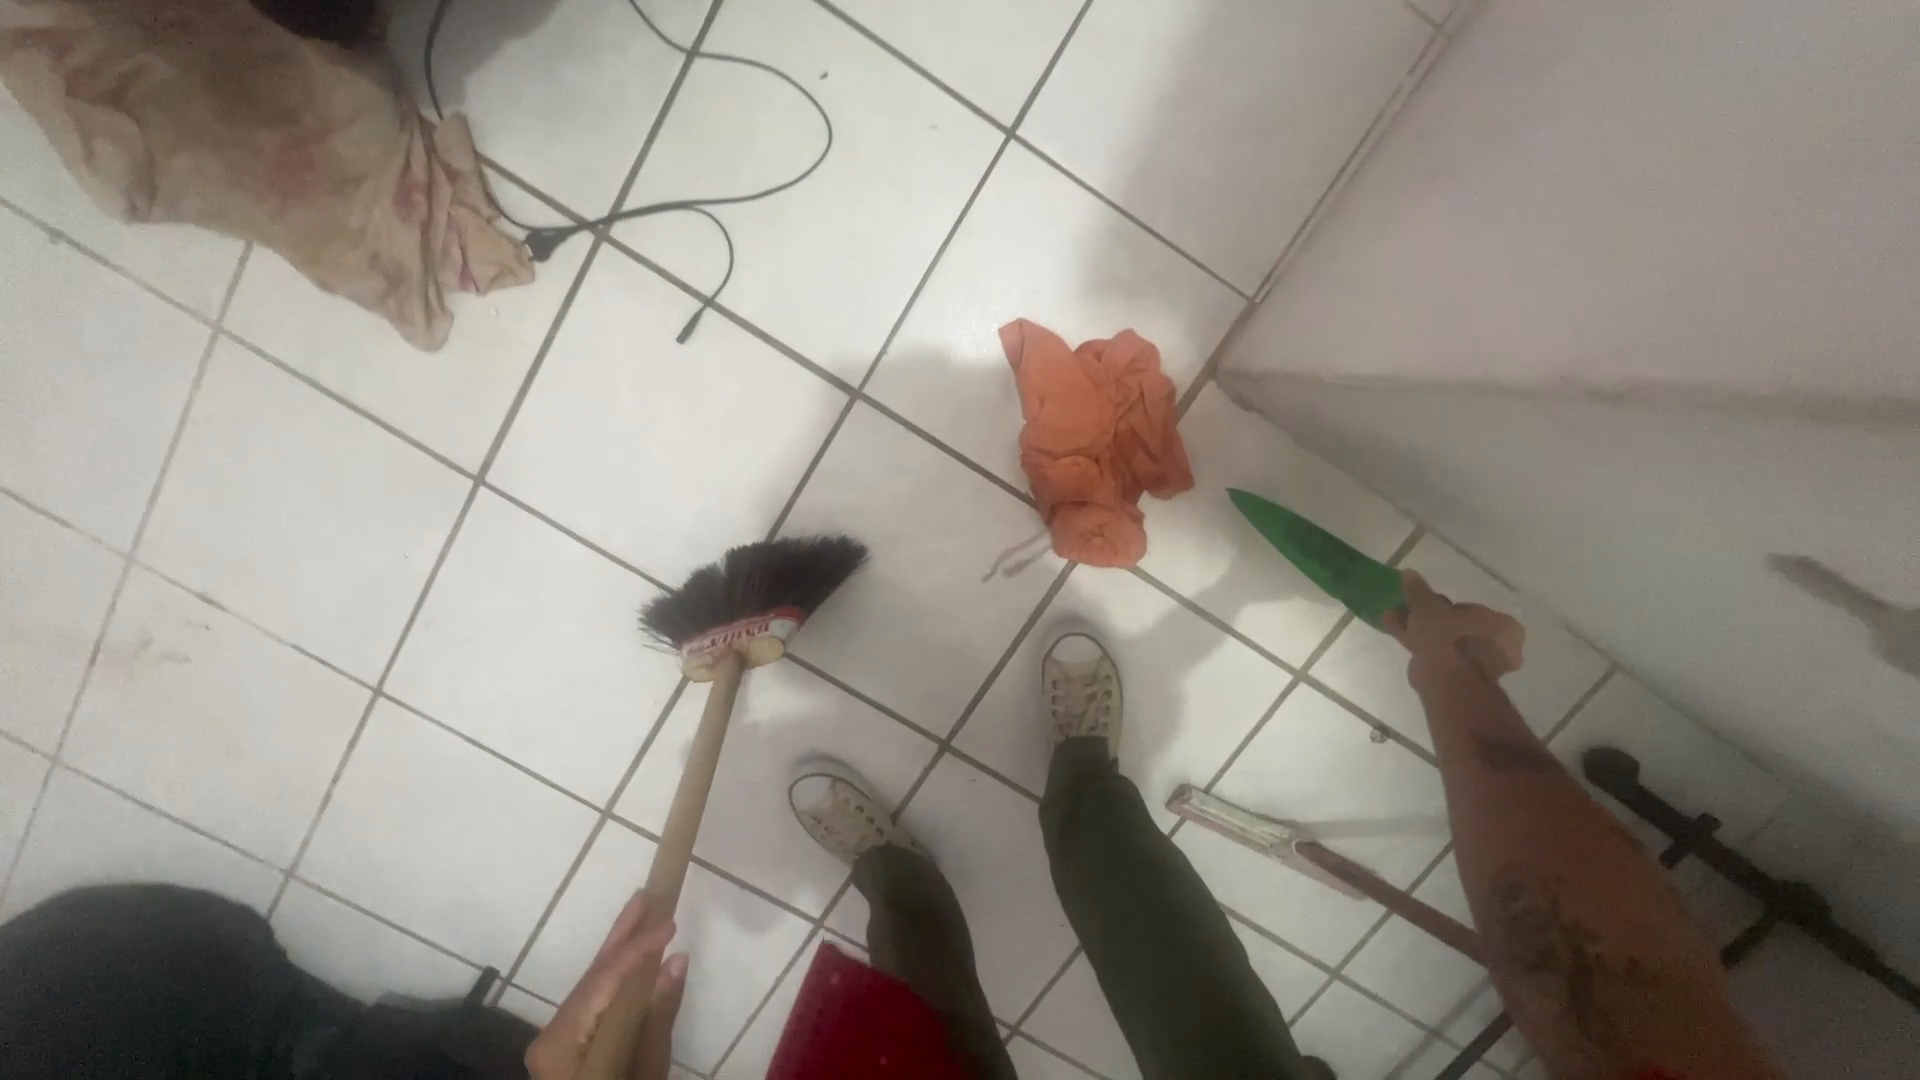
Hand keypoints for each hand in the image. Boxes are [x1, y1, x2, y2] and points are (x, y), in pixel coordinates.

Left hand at [525, 892, 688, 1079]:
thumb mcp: (645, 1070)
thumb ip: (657, 1015)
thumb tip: (675, 960)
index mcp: (564, 1042)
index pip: (607, 980)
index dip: (639, 946)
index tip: (671, 919)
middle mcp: (552, 1036)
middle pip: (594, 974)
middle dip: (625, 934)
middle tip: (650, 893)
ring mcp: (555, 1042)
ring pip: (591, 984)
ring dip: (620, 948)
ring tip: (643, 910)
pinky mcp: (565, 1049)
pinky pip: (592, 1000)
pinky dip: (614, 974)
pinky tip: (632, 957)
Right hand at [1382, 570, 1523, 682]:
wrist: (1447, 679)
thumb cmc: (1448, 636)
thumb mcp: (1428, 607)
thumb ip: (1419, 591)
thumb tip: (1410, 573)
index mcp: (1503, 626)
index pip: (1471, 610)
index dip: (1444, 606)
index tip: (1425, 606)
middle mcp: (1497, 646)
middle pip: (1457, 627)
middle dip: (1430, 620)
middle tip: (1407, 611)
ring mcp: (1479, 664)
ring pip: (1445, 642)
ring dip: (1420, 631)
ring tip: (1393, 620)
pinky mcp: (1459, 678)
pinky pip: (1438, 656)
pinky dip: (1420, 646)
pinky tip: (1398, 635)